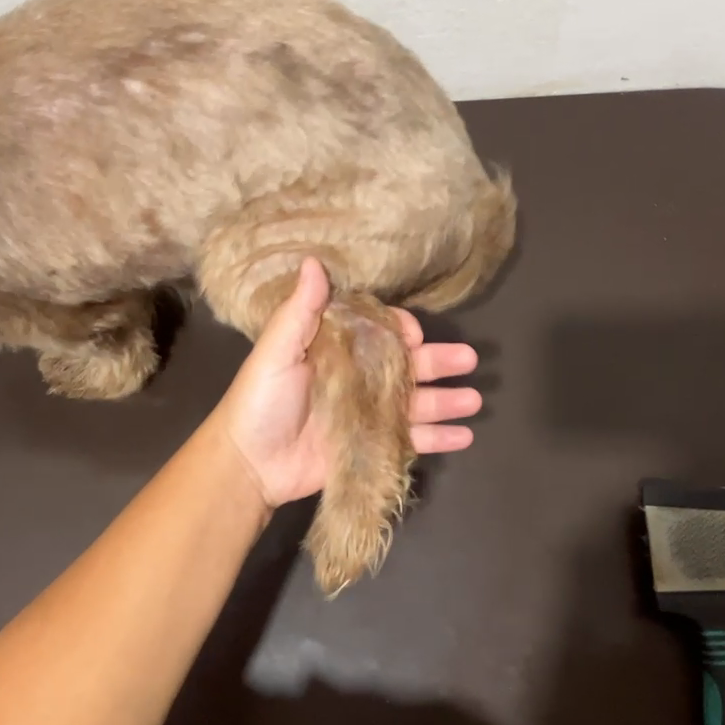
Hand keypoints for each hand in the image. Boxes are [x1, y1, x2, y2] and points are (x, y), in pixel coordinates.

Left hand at [213, 258, 481, 508]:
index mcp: (337, 350)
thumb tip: (313, 261)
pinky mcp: (371, 449)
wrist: (248, 464)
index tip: (415, 334)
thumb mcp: (276, 351)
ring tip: (476, 399)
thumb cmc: (260, 401)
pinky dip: (439, 438)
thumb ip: (301, 312)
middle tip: (470, 359)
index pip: (379, 333)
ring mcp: (367, 416)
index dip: (400, 330)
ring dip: (447, 400)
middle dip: (439, 361)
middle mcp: (358, 379)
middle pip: (407, 366)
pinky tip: (466, 435)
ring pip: (416, 403)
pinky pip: (412, 441)